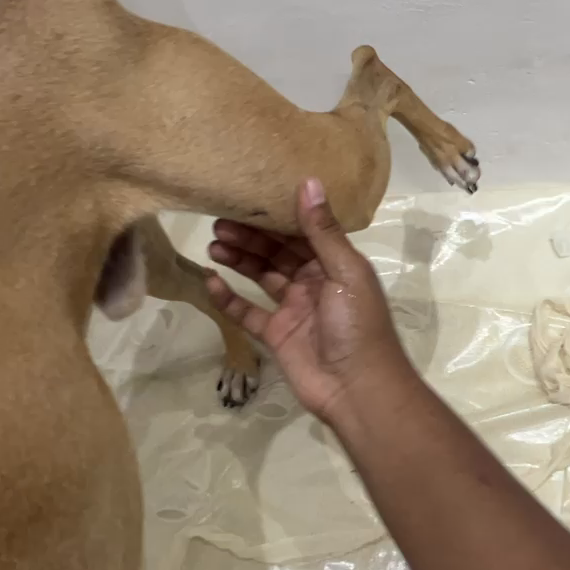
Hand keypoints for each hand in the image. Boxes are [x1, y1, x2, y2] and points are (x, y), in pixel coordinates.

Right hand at [205, 178, 415, 423]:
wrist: (357, 388)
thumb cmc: (358, 325)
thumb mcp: (346, 271)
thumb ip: (323, 231)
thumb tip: (309, 181)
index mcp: (337, 265)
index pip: (302, 233)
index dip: (276, 216)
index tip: (247, 197)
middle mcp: (315, 283)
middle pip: (278, 252)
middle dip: (251, 236)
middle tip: (219, 221)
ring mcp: (294, 309)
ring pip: (262, 277)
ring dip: (240, 260)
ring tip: (213, 244)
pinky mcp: (277, 335)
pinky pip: (248, 312)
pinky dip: (229, 298)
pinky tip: (211, 280)